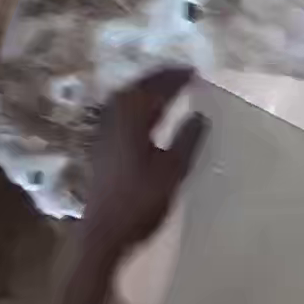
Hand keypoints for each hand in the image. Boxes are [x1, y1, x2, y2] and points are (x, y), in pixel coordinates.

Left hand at [81, 67, 206, 257]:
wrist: (102, 232)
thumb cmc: (140, 200)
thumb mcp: (172, 170)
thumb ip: (188, 138)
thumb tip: (201, 114)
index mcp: (132, 114)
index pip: (157, 86)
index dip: (177, 77)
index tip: (196, 72)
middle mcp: (115, 113)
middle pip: (141, 86)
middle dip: (163, 79)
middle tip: (186, 76)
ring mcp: (105, 127)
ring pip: (131, 96)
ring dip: (151, 90)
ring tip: (172, 89)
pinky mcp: (102, 141)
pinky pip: (124, 109)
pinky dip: (141, 104)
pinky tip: (151, 115)